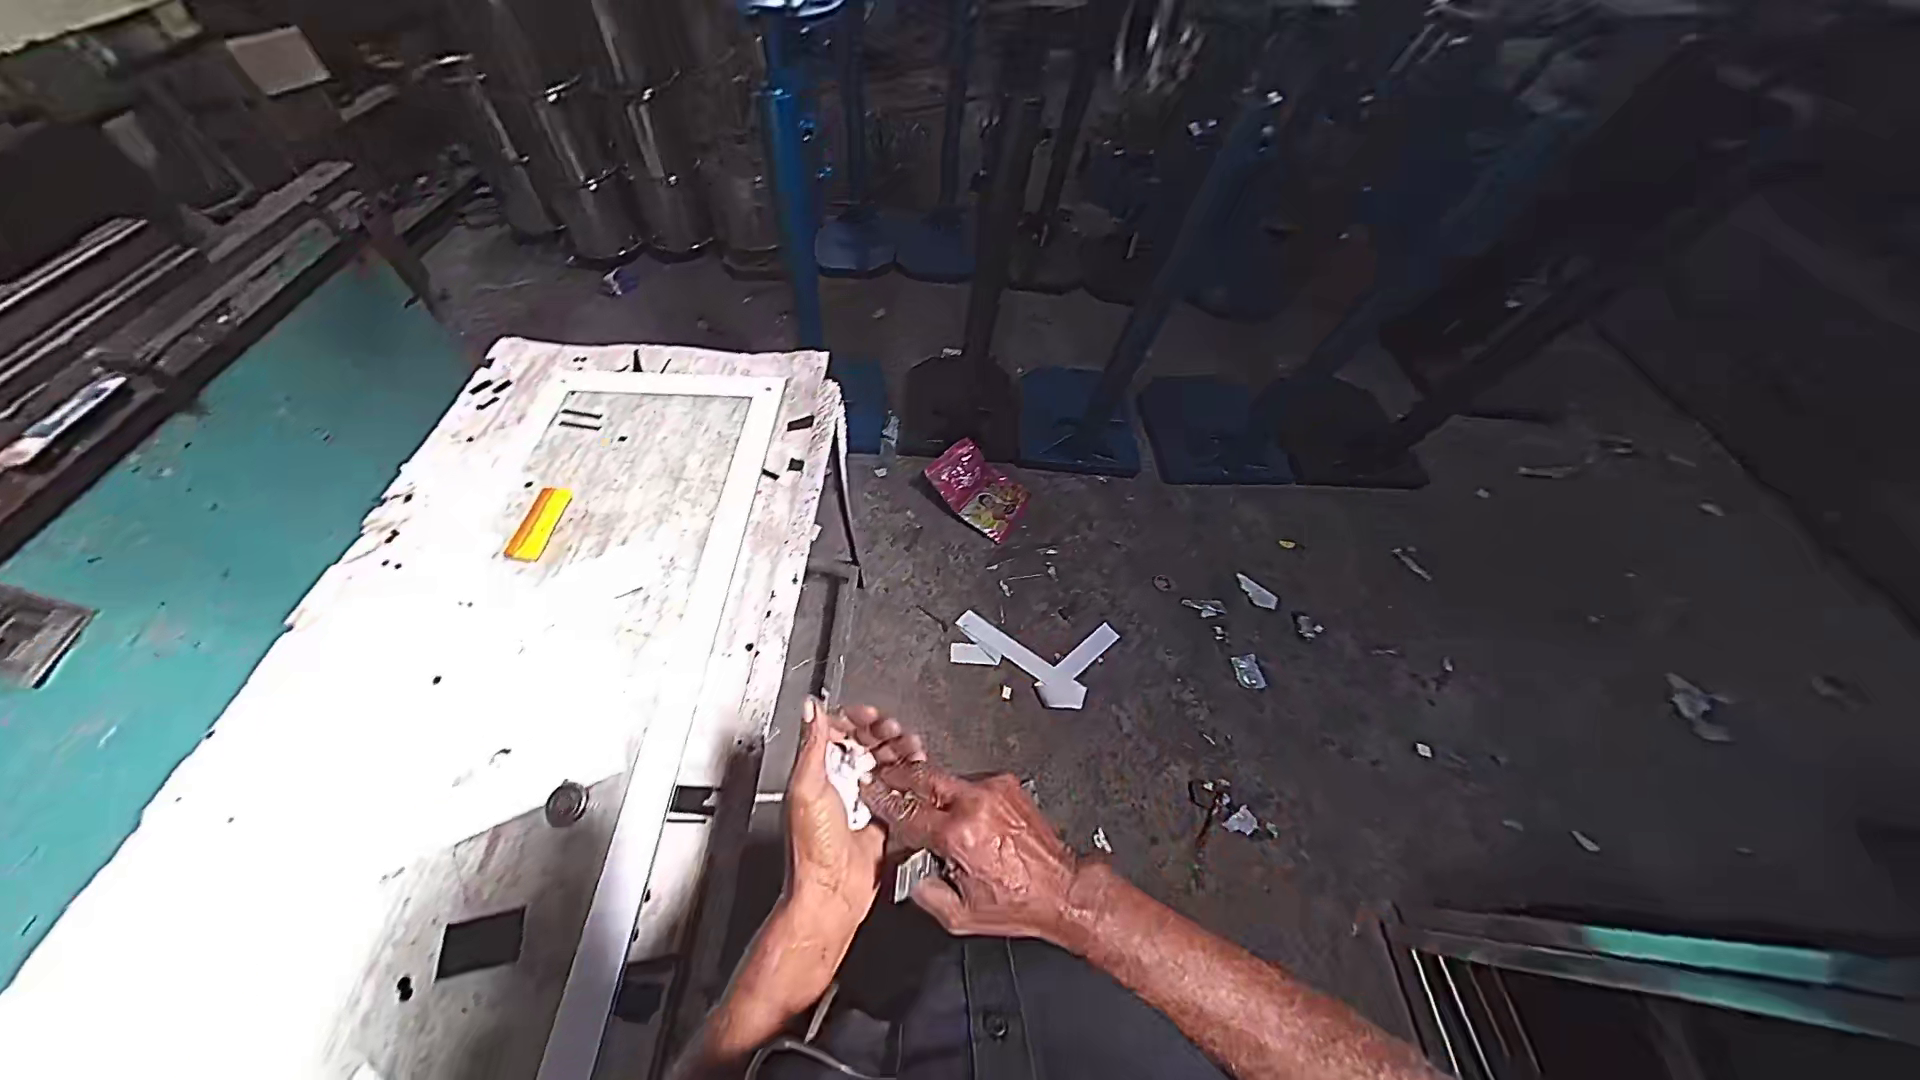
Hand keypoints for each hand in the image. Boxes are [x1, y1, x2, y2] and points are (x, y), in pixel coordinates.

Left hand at [782, 698, 887, 938]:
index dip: (854, 718)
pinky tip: (917, 768)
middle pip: (865, 743)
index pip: (836, 731)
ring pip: (884, 762)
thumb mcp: (807, 787)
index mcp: (817, 771)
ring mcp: (862, 799)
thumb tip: (809, 707)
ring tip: (910, 745)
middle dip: (881, 731)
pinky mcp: (882, 817)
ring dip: (899, 749)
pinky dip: (910, 774)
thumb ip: (811, 744)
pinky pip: (899, 788)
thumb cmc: (811, 850)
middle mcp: (839, 782)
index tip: (869, 714)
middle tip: (892, 729)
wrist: (831, 895)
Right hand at [859, 761, 1103, 952]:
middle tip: (884, 774)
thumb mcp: (959, 914)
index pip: (908, 811)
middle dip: (900, 774)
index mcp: (959, 835)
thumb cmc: (1018, 901)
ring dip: (933, 788)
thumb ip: (924, 889)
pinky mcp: (1006, 784)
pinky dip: (961, 794)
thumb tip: (908, 868)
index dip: (884, 800)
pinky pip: (971, 783)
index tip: (871, 791)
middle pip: (924, 777)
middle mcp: (975, 804)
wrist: (1061, 887)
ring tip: (927, 805)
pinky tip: (963, 813)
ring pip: (948, 778)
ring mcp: (993, 789)